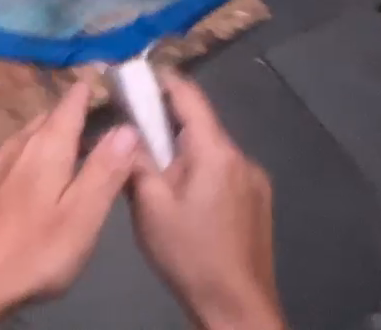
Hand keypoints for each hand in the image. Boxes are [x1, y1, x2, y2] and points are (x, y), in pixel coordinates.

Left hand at [0, 80, 139, 329]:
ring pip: (33, 134)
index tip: (99, 71)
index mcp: (47, 146)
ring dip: (55, 131)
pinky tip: (45, 168)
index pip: (69, 105)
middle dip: (73, 111)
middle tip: (97, 109)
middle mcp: (20, 143)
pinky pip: (21, 151)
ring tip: (77, 137)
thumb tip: (127, 128)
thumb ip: (104, 170)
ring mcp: (1, 160)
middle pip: (50, 118)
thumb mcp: (83, 213)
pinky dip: (39, 149)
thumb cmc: (37, 245)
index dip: (85, 90)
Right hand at [127, 70, 284, 329]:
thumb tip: (124, 127)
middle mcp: (241, 158)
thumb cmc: (189, 252)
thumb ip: (136, 156)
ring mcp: (254, 182)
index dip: (158, 78)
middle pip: (197, 122)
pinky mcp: (257, 203)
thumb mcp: (148, 202)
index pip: (187, 94)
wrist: (237, 311)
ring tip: (148, 166)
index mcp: (215, 151)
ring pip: (207, 148)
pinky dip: (195, 168)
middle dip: (161, 119)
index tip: (128, 73)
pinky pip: (220, 169)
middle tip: (126, 127)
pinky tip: (177, 194)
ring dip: (178, 147)